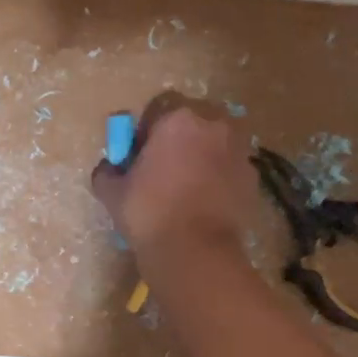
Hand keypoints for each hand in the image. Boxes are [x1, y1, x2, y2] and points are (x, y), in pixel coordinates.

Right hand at [91, 98, 255, 267]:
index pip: (158, 107)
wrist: (194, 249)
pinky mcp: (251, 173)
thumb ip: (106, 173)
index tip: (138, 156)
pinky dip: (217, 176)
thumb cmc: (148, 214)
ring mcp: (238, 147)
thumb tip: (108, 168)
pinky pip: (228, 165)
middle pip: (191, 120)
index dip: (144, 131)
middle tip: (161, 170)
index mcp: (177, 120)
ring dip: (200, 155)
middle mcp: (213, 123)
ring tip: (185, 188)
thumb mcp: (112, 195)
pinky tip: (203, 203)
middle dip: (177, 138)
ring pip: (214, 141)